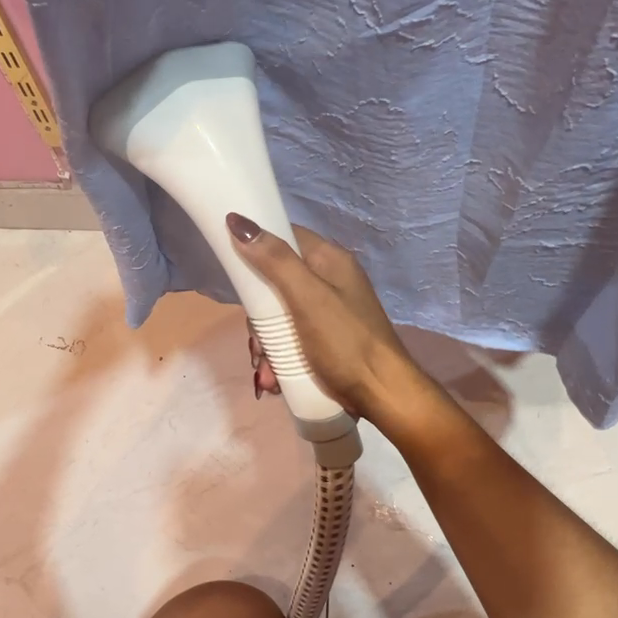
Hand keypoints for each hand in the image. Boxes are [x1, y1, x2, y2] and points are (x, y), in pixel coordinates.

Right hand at [228, 214, 452, 439]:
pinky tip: (274, 378)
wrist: (383, 396)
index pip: (285, 235)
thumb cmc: (346, 341)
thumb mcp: (307, 298)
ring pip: (277, 315)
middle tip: (256, 343)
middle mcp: (328, 281)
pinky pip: (289, 338)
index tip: (234, 267)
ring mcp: (326, 312)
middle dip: (258, 316)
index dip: (257, 245)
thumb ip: (275, 260)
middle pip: (274, 281)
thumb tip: (237, 221)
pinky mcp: (323, 339)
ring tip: (265, 369)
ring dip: (265, 344)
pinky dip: (278, 357)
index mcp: (329, 261)